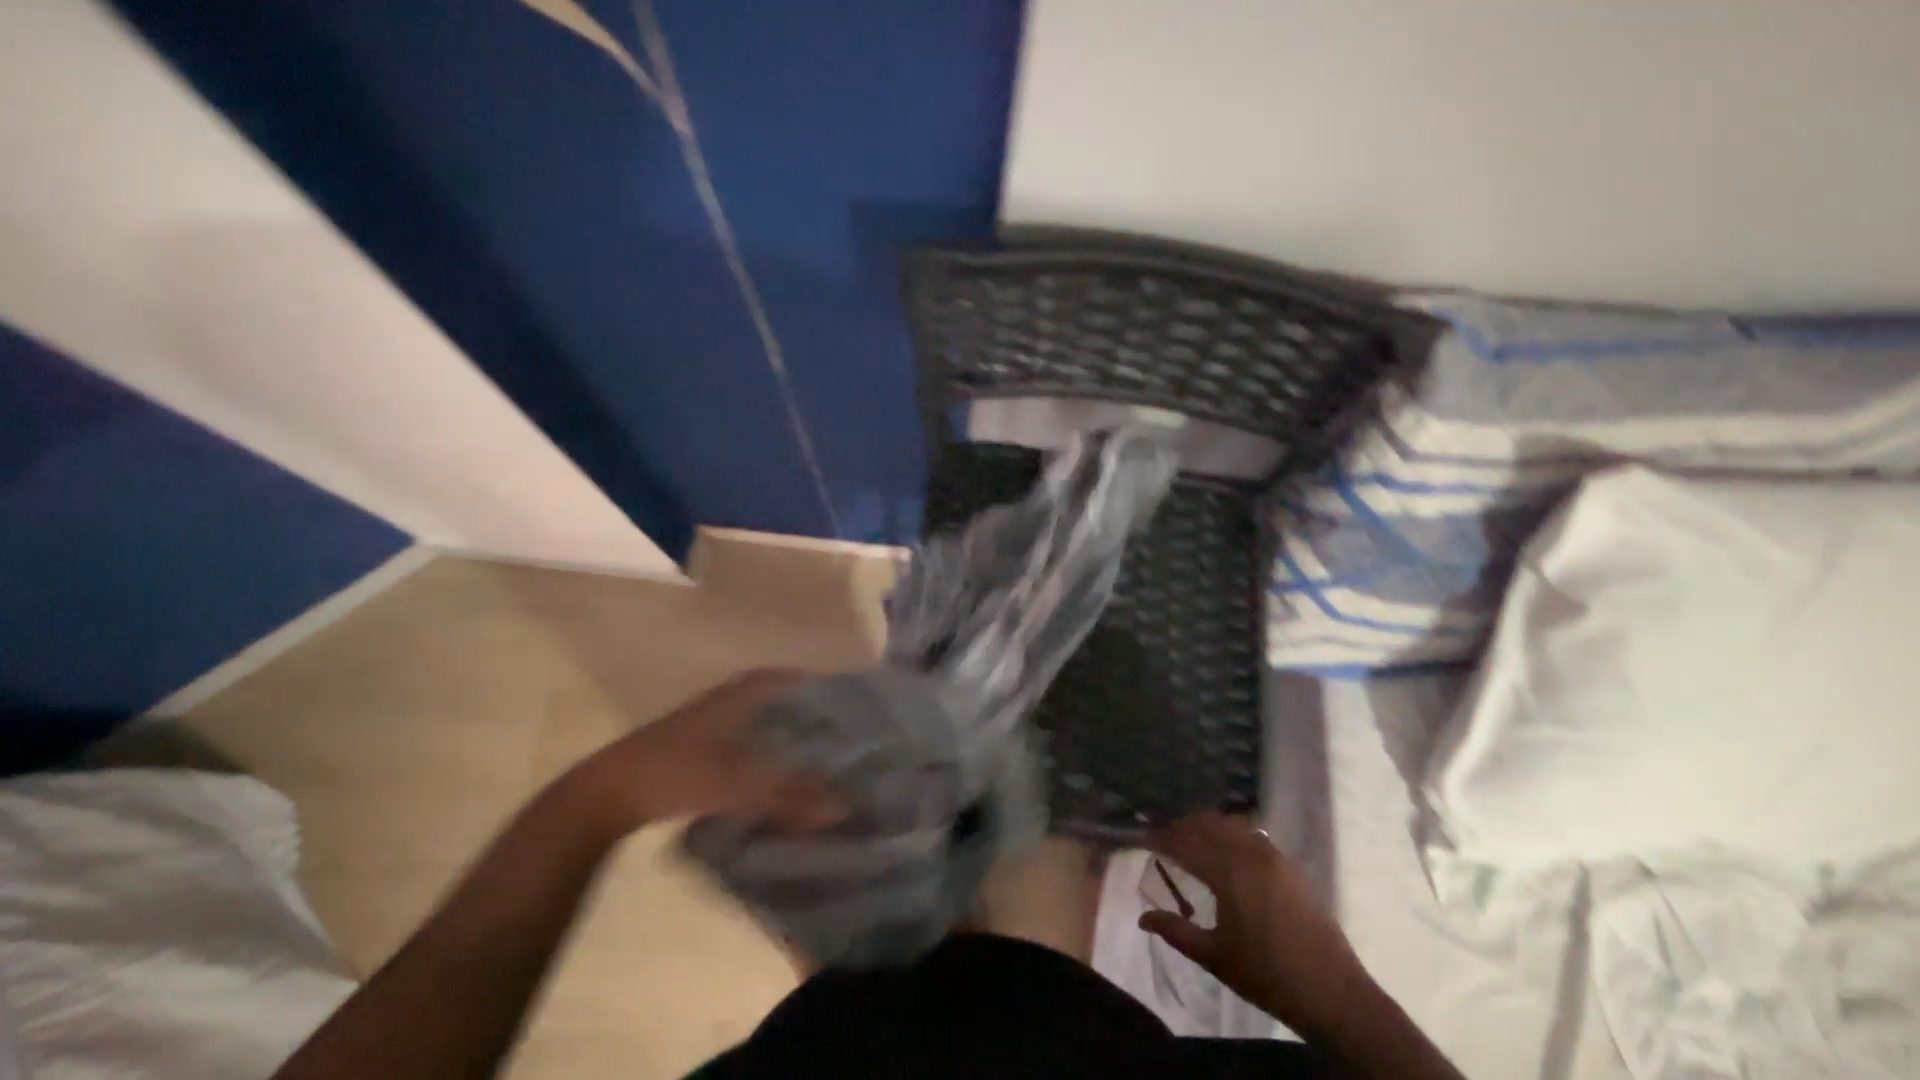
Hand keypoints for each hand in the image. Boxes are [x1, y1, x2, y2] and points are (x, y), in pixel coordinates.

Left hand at [562, 669, 845, 839]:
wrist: (608, 793)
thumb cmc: (677, 772)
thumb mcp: (739, 785)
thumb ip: (793, 795)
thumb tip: (846, 808)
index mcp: (746, 691)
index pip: (803, 681)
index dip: (834, 694)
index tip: (866, 713)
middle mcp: (736, 697)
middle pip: (790, 704)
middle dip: (821, 723)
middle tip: (858, 746)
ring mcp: (718, 721)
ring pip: (772, 726)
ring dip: (798, 743)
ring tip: (833, 767)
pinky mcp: (706, 747)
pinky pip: (756, 746)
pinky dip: (776, 759)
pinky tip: (790, 783)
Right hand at [1140, 811, 1376, 1037]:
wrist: (1332, 992)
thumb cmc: (1266, 976)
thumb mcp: (1213, 957)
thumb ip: (1176, 931)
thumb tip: (1143, 917)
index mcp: (1229, 874)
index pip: (1186, 843)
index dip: (1162, 838)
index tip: (1144, 839)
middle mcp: (1252, 856)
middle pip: (1210, 825)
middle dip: (1184, 826)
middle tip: (1164, 837)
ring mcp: (1277, 859)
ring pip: (1235, 826)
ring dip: (1209, 827)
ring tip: (1192, 840)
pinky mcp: (1292, 868)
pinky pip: (1255, 837)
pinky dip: (1233, 835)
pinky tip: (1228, 853)